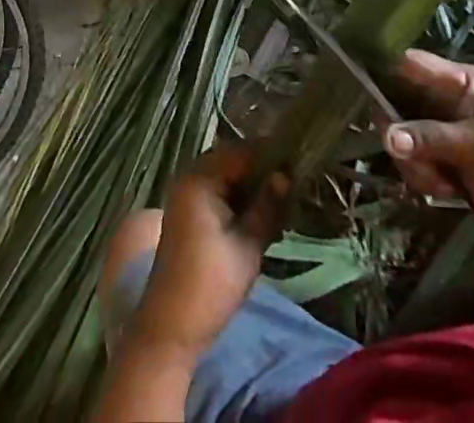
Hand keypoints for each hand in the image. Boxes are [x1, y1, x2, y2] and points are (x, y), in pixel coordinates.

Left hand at [125, 145, 288, 360]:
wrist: (173, 321)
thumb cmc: (212, 282)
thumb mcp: (249, 244)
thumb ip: (267, 206)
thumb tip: (285, 175)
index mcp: (199, 179)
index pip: (239, 151)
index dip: (270, 154)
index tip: (300, 160)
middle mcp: (188, 178)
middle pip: (231, 161)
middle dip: (262, 170)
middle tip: (296, 183)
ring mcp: (185, 195)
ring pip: (225, 177)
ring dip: (252, 186)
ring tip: (285, 201)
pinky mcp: (187, 212)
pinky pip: (217, 192)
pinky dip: (239, 199)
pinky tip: (264, 214)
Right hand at [384, 49, 473, 245]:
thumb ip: (432, 138)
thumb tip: (385, 137)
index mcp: (459, 83)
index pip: (405, 63)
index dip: (378, 69)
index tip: (352, 88)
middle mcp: (444, 101)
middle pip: (392, 102)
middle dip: (396, 133)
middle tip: (411, 156)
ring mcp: (442, 131)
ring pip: (398, 137)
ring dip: (412, 162)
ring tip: (442, 182)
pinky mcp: (443, 160)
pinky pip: (411, 161)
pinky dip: (422, 178)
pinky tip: (447, 191)